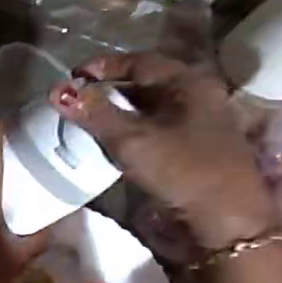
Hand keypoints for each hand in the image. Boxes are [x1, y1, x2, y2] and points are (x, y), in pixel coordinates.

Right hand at [54, 54, 275, 249]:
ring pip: (150, 106)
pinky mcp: (193, 148)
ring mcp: (198, 123)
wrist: (225, 221)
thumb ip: (94, 113)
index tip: (72, 77)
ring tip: (87, 120)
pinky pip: (155, 127)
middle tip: (77, 99)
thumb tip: (56, 90)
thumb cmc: (182, 170)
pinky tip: (112, 141)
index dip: (103, 66)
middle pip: (146, 82)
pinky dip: (130, 128)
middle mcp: (197, 96)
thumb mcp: (132, 140)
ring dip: (118, 110)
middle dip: (109, 88)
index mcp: (189, 83)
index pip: (140, 61)